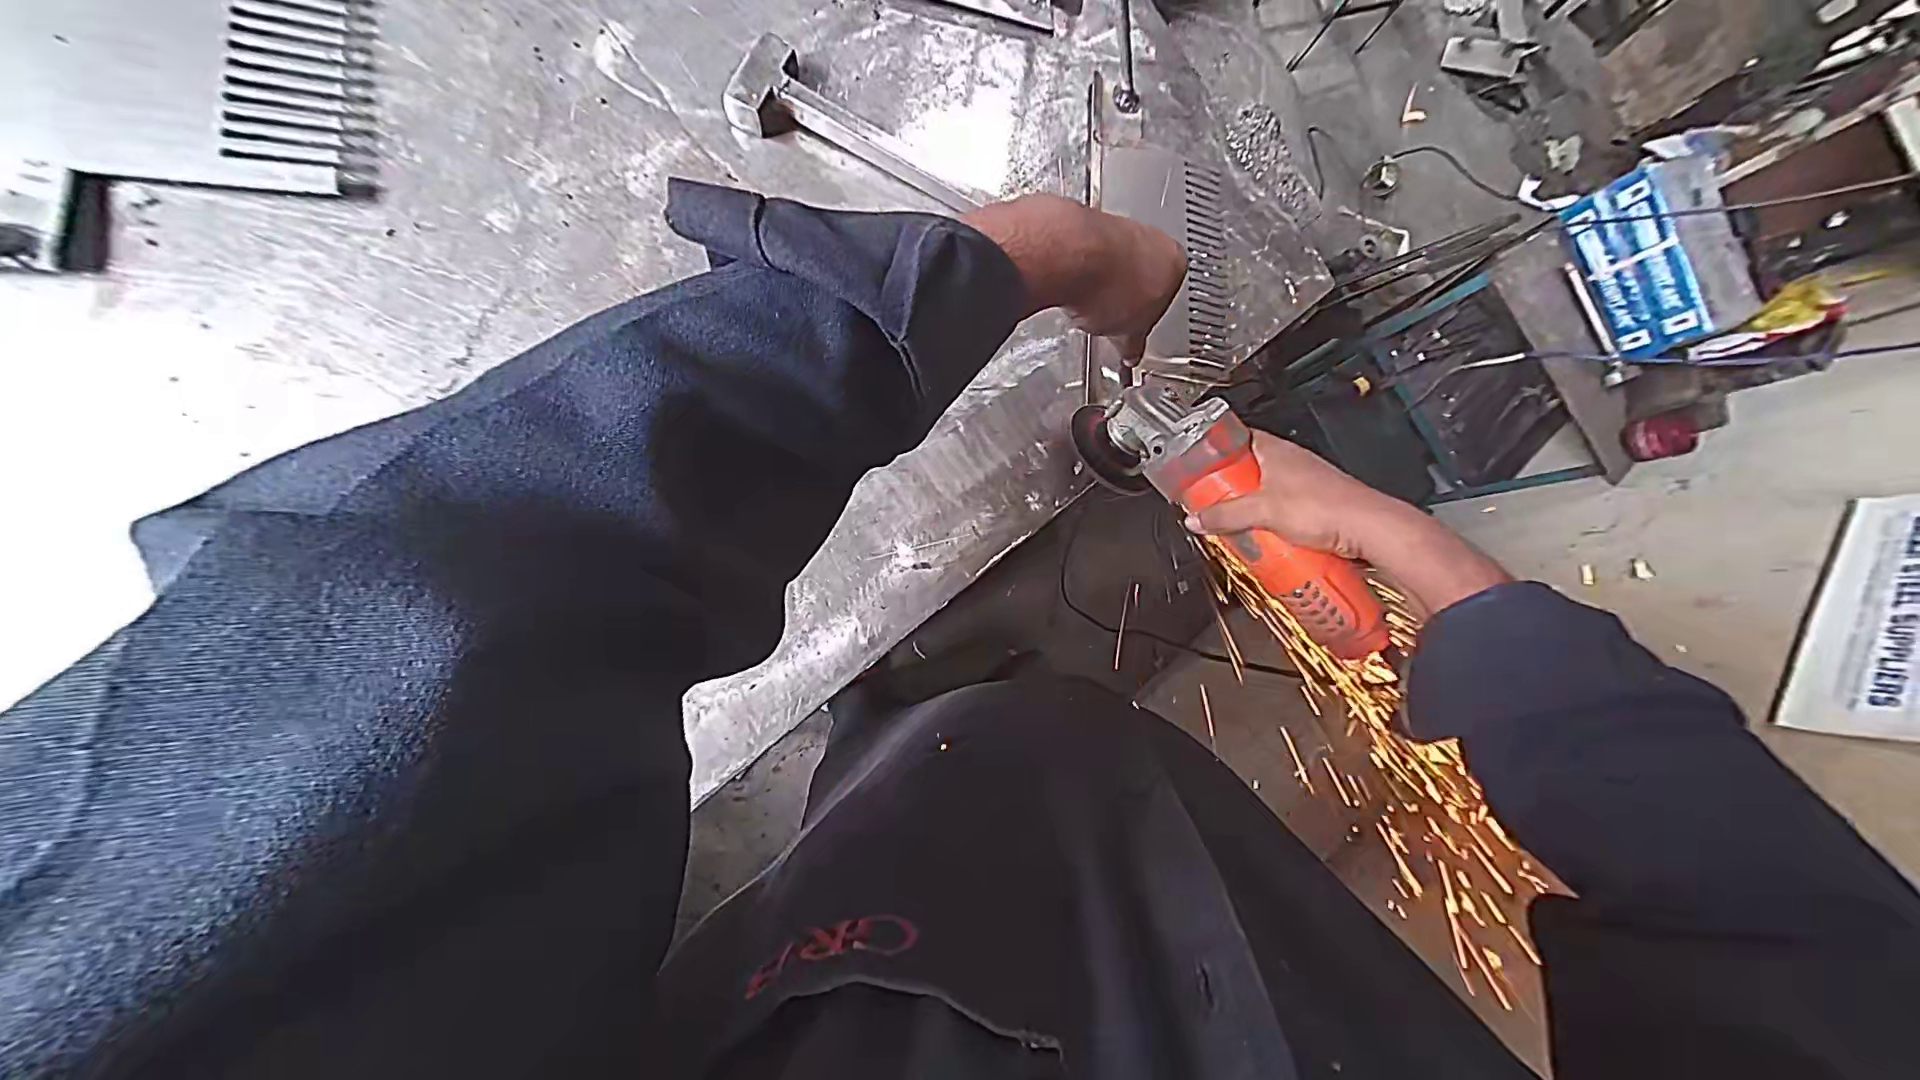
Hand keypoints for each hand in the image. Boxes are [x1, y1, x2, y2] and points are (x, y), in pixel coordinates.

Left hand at [962, 194, 1185, 358]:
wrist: (1070, 258)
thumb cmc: (1106, 286)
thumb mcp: (1128, 335)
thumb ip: (1132, 343)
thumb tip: (1130, 351)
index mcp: (1175, 263)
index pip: (1162, 298)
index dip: (1142, 319)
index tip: (1130, 330)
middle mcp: (1151, 237)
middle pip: (1137, 277)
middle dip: (1120, 299)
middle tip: (1106, 320)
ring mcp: (1118, 227)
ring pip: (1110, 264)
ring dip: (1097, 285)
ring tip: (1084, 307)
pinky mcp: (1083, 226)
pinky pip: (1083, 256)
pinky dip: (1076, 272)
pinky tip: (1069, 288)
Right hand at [1182, 432, 1407, 561]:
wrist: (1371, 531)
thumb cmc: (1329, 507)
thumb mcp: (1262, 511)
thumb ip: (1225, 515)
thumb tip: (1197, 519)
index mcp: (1275, 451)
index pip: (1236, 438)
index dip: (1215, 450)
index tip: (1197, 466)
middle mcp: (1289, 463)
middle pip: (1246, 471)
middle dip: (1227, 489)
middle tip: (1212, 502)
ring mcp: (1301, 484)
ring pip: (1261, 493)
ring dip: (1246, 509)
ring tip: (1234, 524)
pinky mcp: (1311, 507)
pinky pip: (1278, 511)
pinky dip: (1266, 523)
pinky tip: (1261, 536)